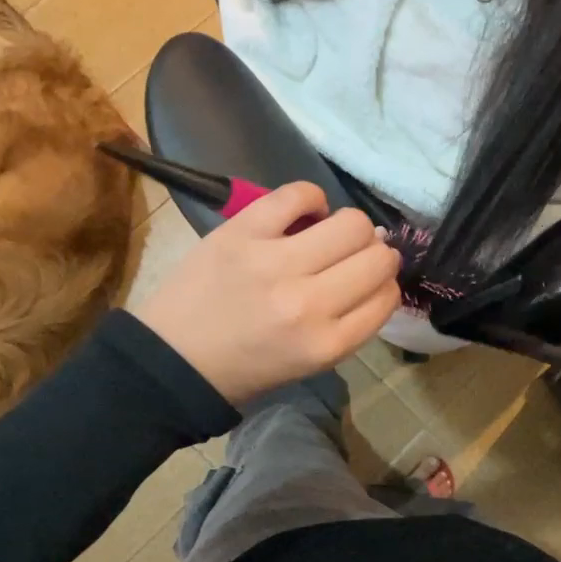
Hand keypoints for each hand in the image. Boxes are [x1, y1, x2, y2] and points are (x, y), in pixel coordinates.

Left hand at [134, 182, 400, 403]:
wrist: (172, 359)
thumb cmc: (247, 366)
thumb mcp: (312, 361)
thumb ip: (350, 320)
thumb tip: (378, 265)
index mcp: (327, 343)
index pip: (387, 295)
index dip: (385, 284)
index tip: (369, 282)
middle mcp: (308, 303)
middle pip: (378, 257)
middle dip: (376, 254)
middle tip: (352, 256)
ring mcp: (274, 263)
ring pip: (351, 223)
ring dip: (350, 228)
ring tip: (328, 235)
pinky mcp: (243, 232)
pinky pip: (299, 195)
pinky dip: (311, 199)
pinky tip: (303, 214)